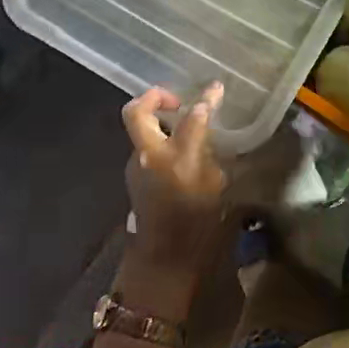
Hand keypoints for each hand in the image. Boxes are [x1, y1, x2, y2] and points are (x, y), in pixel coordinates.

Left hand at [120, 83, 226, 274]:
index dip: (207, 99)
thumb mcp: (216, 186)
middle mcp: (150, 156)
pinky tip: (176, 153)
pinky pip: (145, 145)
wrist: (164, 260)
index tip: (216, 87)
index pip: (193, 116)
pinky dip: (158, 141)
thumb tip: (203, 133)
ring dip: (157, 120)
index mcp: (178, 159)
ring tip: (182, 127)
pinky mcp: (132, 174)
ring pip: (139, 128)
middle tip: (176, 100)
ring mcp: (136, 164)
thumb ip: (207, 153)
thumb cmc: (198, 226)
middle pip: (136, 111)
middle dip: (154, 97)